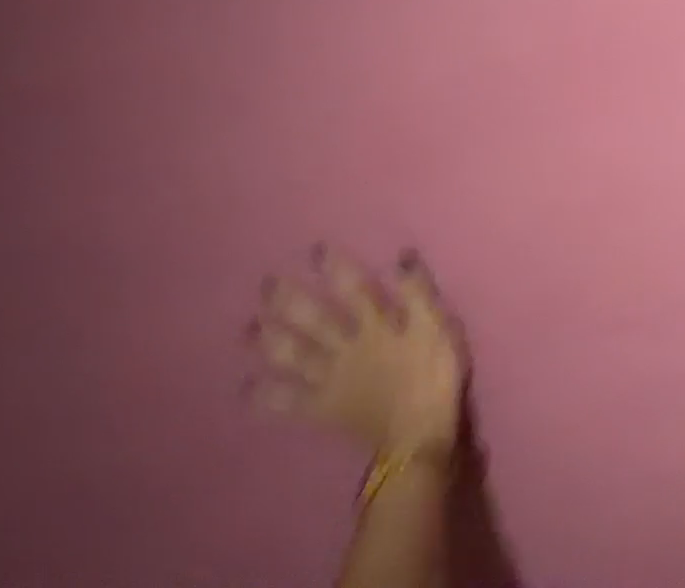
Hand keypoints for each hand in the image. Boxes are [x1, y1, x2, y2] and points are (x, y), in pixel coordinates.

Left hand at [247, 247, 467, 456]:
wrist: (420, 435)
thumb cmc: (435, 376)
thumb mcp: (438, 328)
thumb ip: (418, 294)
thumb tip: (401, 256)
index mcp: (375, 326)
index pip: (353, 289)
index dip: (335, 268)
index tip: (316, 250)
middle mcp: (345, 348)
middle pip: (313, 320)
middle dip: (289, 300)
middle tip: (266, 284)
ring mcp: (330, 380)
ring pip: (293, 356)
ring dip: (269, 341)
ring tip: (248, 328)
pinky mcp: (323, 409)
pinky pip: (289, 402)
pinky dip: (266, 396)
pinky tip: (246, 389)